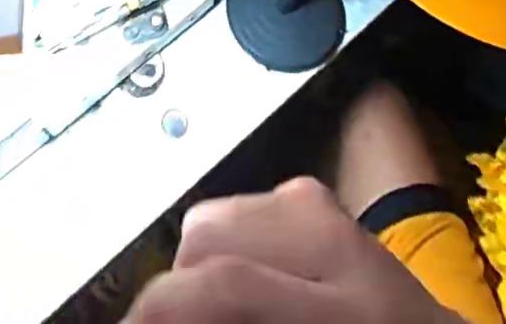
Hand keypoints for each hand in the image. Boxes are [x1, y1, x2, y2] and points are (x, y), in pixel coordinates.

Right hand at [125, 178, 458, 323]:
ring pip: (212, 216)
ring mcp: (322, 204)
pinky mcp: (312, 194)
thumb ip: (234, 313)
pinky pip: (237, 210)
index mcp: (344, 306)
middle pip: (207, 232)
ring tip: (213, 305)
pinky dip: (224, 247)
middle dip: (173, 287)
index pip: (226, 284)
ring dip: (197, 265)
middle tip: (174, 322)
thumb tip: (164, 309)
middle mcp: (331, 236)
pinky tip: (245, 282)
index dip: (160, 308)